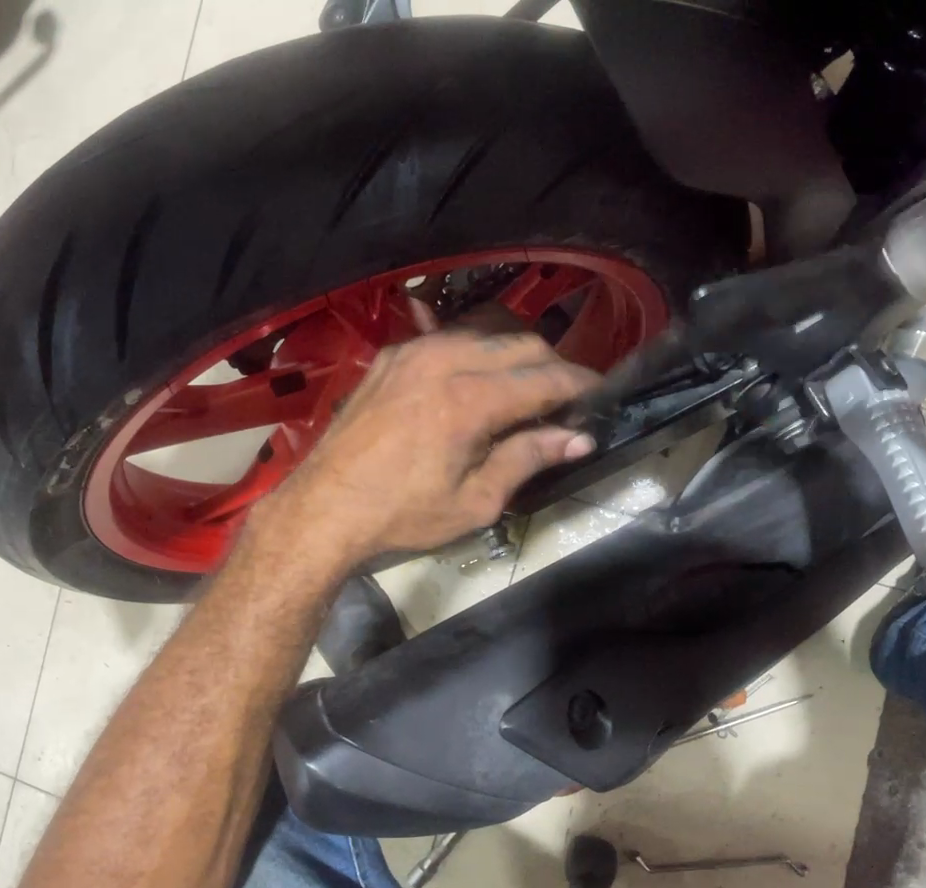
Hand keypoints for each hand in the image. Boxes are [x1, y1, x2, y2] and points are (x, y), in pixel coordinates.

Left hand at [253, 331, 599, 571]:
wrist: (324, 508)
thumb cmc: (402, 515)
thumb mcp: (474, 501)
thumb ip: (527, 459)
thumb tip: (578, 438)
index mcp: (470, 399)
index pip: (545, 377)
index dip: (581, 384)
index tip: (601, 394)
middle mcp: (444, 360)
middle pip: (520, 343)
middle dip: (552, 366)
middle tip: (565, 398)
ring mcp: (412, 352)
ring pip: (484, 334)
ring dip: (513, 356)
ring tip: (523, 390)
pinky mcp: (390, 356)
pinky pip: (446, 340)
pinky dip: (473, 355)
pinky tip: (474, 383)